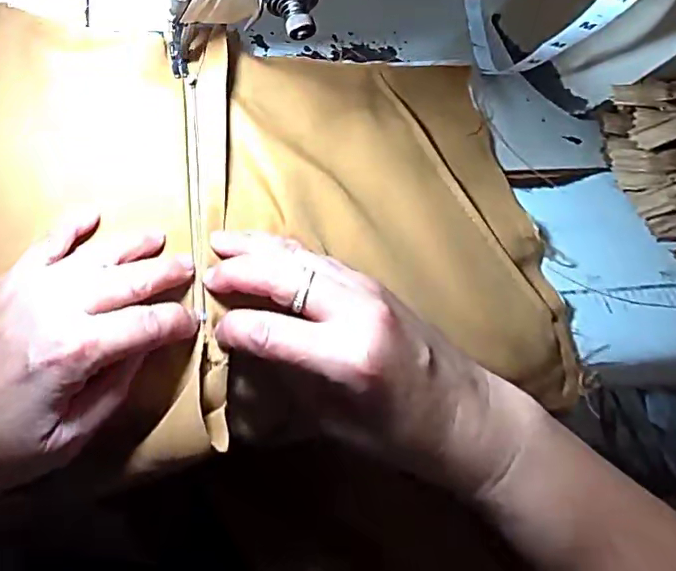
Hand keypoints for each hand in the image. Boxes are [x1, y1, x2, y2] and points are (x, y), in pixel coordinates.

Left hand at [0, 211, 197, 507]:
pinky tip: (93, 214)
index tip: (195, 319)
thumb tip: (143, 352)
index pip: (143, 326)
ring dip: (130, 245)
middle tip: (190, 266)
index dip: (175, 322)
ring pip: (94, 255)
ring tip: (158, 238)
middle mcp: (58, 306)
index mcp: (75, 352)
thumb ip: (110, 393)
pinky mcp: (10, 277)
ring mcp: (32, 284)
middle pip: (125, 281)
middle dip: (163, 274)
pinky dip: (72, 225)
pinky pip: (48, 242)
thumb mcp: (62, 441)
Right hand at [202, 230, 539, 498]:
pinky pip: (315, 255)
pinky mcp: (369, 279)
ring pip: (299, 256)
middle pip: (284, 277)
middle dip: (240, 271)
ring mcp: (365, 287)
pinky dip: (282, 248)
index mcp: (349, 355)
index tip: (213, 328)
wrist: (468, 415)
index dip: (236, 328)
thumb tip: (245, 346)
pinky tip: (263, 245)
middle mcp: (356, 310)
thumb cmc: (402, 433)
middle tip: (207, 271)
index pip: (273, 331)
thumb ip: (289, 376)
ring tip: (221, 241)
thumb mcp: (338, 421)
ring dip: (257, 247)